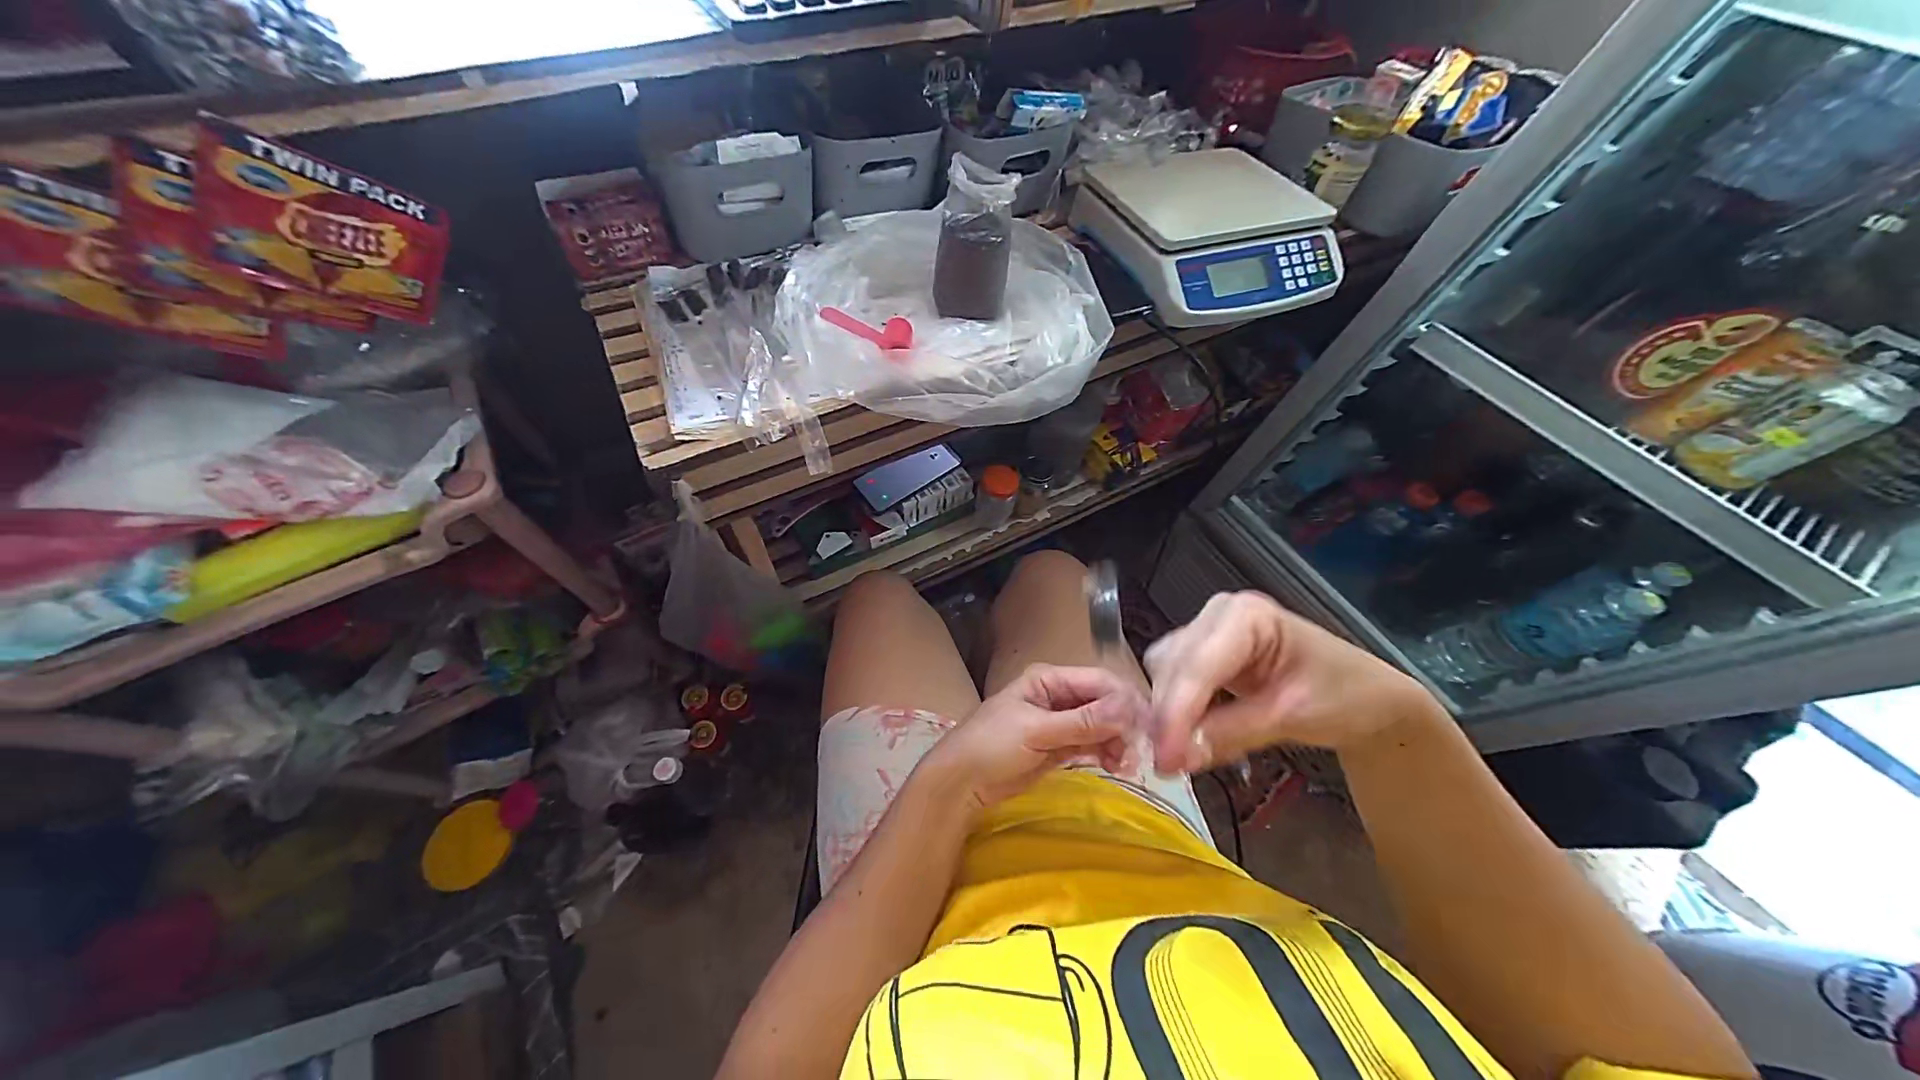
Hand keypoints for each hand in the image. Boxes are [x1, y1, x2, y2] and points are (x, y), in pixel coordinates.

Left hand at [919, 664, 1149, 812]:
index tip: (1146, 724)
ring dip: (1117, 742)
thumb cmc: (991, 746)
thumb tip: (1127, 709)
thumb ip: (1082, 722)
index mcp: (1048, 680)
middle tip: (1135, 751)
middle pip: (1105, 703)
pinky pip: (1092, 744)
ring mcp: (1060, 722)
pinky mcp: (1060, 746)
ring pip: (1102, 726)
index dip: (1124, 700)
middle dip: (1123, 724)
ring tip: (1123, 764)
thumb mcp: (1037, 731)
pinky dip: (1105, 753)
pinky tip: (1114, 766)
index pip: (1098, 681)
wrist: (962, 783)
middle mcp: (1058, 696)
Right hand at [1144, 591, 1441, 772]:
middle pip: (1173, 664)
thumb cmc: (1346, 695)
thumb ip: (1232, 732)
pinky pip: (1172, 682)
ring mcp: (1206, 633)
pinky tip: (1182, 740)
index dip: (1176, 711)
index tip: (1164, 758)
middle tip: (1168, 766)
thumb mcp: (1293, 716)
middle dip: (1168, 715)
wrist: (1368, 698)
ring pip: (1164, 673)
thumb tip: (1178, 755)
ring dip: (1165, 715)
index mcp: (1246, 614)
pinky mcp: (1201, 656)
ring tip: (1176, 757)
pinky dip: (1173, 713)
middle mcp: (1217, 616)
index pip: (1198, 663)